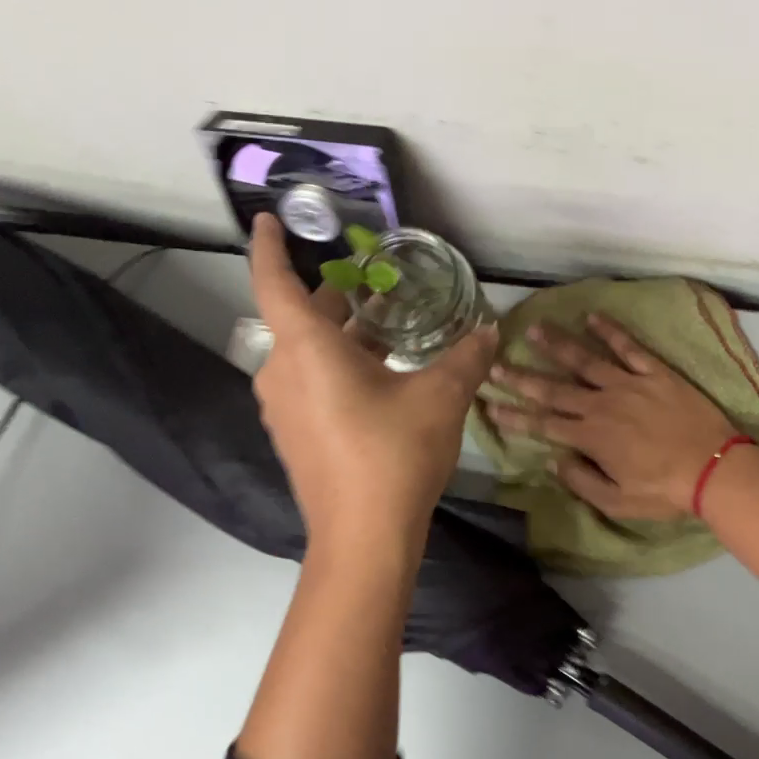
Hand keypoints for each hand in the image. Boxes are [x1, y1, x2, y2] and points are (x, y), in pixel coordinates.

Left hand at [249, 214, 497, 546]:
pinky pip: (311, 383)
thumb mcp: (441, 398)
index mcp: (307, 349)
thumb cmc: (394, 455)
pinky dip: (340, 368)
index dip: (269, 247)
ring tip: (392, 331)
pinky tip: (384, 379)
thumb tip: (489, 331)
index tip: (269, 220)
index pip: (275, 282)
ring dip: (344, 336)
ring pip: (309, 353)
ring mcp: (284, 409)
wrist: (364, 538)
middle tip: (379, 284)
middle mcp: (283, 372)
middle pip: (301, 319)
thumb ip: (465, 357)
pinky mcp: (296, 436)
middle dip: (338, 298)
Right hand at [485, 314, 736, 518]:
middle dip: (521, 376)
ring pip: (585, 360)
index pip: (542, 423)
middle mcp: (603, 405)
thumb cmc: (664, 492)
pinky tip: (592, 317)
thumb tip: (552, 460)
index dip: (513, 414)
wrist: (713, 469)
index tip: (488, 403)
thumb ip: (581, 480)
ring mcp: (629, 384)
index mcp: (591, 437)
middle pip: (554, 388)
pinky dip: (611, 331)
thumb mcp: (617, 501)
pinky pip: (629, 347)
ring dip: (558, 344)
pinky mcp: (656, 373)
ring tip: (534, 328)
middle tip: (494, 362)